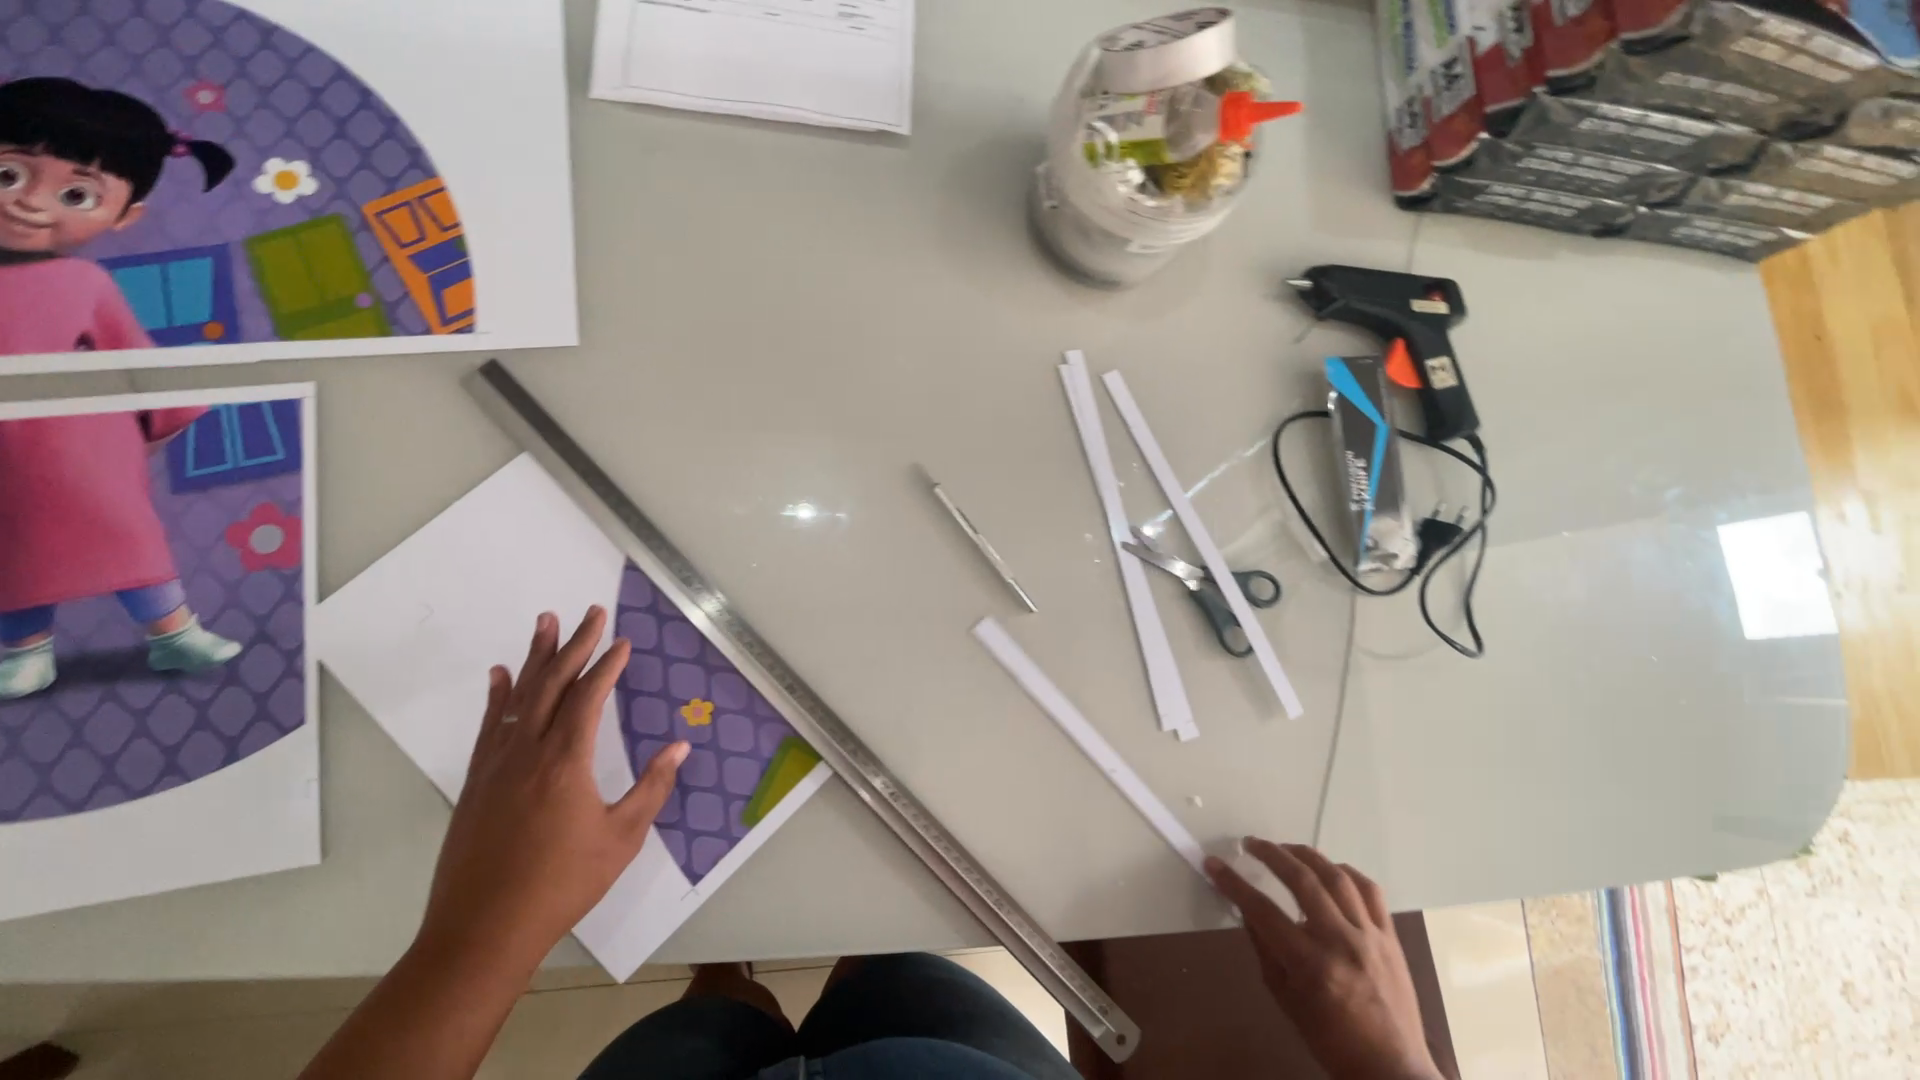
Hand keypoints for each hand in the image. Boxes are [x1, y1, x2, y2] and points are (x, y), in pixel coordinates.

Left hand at [416, 607, 688, 973]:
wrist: (483, 928)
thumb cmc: (562, 883)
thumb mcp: (621, 838)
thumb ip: (652, 787)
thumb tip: (681, 747)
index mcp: (567, 760)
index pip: (589, 696)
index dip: (607, 665)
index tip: (622, 642)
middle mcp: (529, 750)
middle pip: (553, 683)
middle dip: (574, 645)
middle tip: (589, 612)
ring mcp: (497, 763)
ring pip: (519, 696)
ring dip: (535, 656)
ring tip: (545, 622)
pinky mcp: (476, 781)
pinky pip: (490, 725)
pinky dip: (498, 696)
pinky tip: (500, 675)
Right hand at [1206, 840, 1441, 1079]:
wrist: (1391, 1068)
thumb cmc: (1330, 1039)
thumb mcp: (1286, 999)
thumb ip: (1266, 950)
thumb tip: (1247, 910)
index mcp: (1311, 964)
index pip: (1263, 910)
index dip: (1234, 883)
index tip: (1215, 864)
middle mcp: (1341, 942)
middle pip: (1302, 881)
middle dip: (1271, 854)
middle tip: (1250, 843)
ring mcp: (1370, 936)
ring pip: (1338, 878)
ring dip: (1307, 856)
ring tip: (1286, 849)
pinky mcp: (1391, 937)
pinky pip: (1370, 891)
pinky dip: (1347, 873)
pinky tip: (1331, 871)